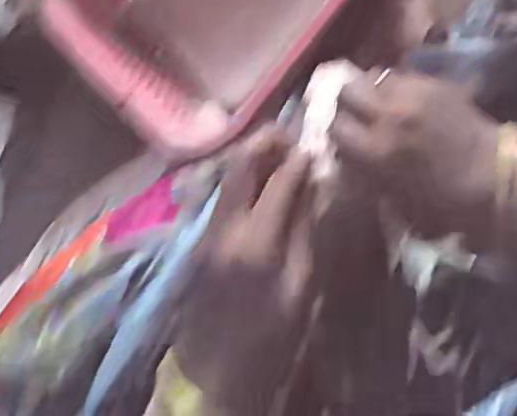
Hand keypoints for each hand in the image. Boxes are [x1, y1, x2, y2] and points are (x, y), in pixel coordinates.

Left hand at [175, 130, 317, 413]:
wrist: (215, 377)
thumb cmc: (271, 337)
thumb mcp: (301, 285)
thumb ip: (306, 228)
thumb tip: (315, 183)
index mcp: (255, 242)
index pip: (279, 179)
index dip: (300, 158)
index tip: (316, 147)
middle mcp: (224, 227)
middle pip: (241, 162)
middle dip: (269, 141)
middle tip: (294, 138)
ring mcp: (206, 230)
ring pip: (229, 172)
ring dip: (256, 155)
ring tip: (282, 155)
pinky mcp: (200, 237)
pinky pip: (224, 191)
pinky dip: (246, 175)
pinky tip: (265, 182)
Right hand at [328, 72, 497, 240]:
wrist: (495, 176)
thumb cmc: (447, 204)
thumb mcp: (397, 202)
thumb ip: (369, 175)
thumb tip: (350, 159)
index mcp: (376, 150)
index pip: (336, 125)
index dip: (337, 129)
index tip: (342, 135)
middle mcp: (388, 115)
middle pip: (348, 89)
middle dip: (348, 99)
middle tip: (356, 110)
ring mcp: (412, 93)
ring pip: (375, 74)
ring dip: (374, 87)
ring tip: (382, 99)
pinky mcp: (434, 83)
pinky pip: (404, 74)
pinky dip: (399, 83)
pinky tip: (406, 97)